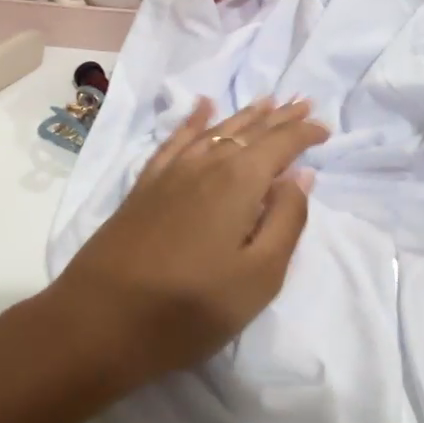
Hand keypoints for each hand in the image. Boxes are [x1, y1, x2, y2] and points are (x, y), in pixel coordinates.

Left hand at [49, 97, 329, 389]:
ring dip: (244, 115)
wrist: (98, 321)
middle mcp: (205, 164)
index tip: (325, 129)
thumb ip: (286, 221)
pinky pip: (175, 140)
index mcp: (238, 181)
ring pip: (215, 130)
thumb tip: (300, 176)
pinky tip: (201, 108)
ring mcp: (170, 173)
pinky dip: (193, 121)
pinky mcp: (144, 187)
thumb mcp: (258, 277)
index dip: (304, 133)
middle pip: (248, 130)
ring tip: (265, 101)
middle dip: (279, 117)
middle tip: (302, 101)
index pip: (280, 144)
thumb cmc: (189, 308)